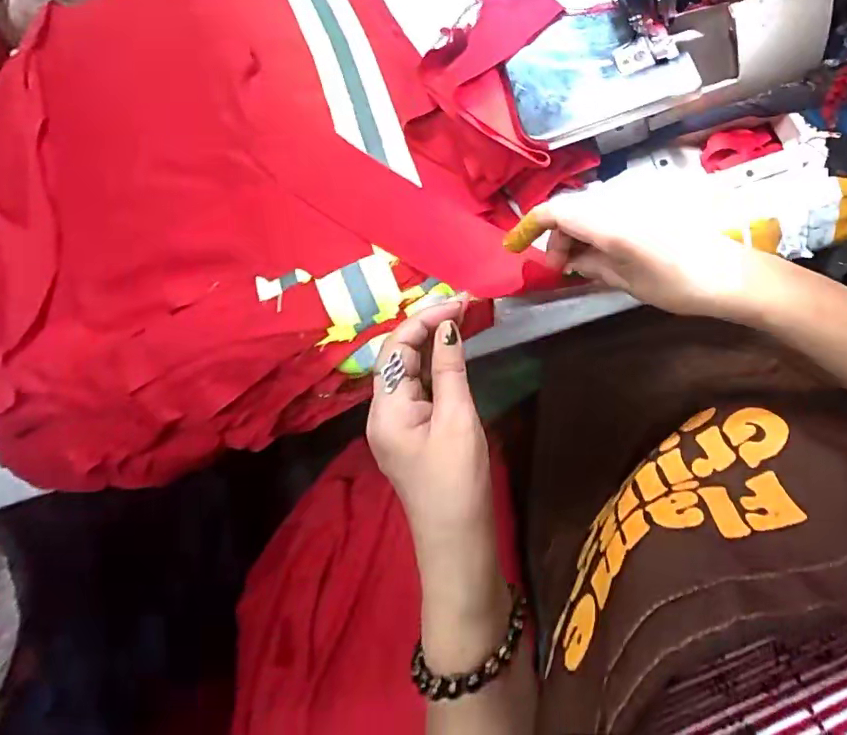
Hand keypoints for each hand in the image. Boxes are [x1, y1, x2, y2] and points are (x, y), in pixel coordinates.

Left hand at [366, 298, 492, 545]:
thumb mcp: (458, 421)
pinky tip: (452, 352)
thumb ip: (450, 370)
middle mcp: (382, 412)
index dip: (425, 319)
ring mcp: (396, 423)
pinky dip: (435, 364)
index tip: (461, 302)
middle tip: (464, 305)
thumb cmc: (457, 483)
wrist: (458, 544)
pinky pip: (418, 386)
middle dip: (427, 325)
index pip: (396, 347)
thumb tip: (448, 325)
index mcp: (385, 410)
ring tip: (461, 318)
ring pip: (408, 369)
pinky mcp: (411, 431)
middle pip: (398, 355)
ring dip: (431, 341)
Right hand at [529, 192, 772, 323]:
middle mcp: (617, 201)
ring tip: (580, 265)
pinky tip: (602, 253)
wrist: (732, 274)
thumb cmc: (678, 283)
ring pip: (590, 209)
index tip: (514, 247)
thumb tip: (568, 260)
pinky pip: (609, 210)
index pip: (554, 210)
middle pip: (571, 208)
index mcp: (607, 220)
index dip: (529, 226)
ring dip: (576, 233)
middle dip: (556, 236)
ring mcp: (635, 199)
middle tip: (558, 268)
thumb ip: (590, 264)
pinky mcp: (650, 203)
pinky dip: (596, 229)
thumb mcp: (627, 280)